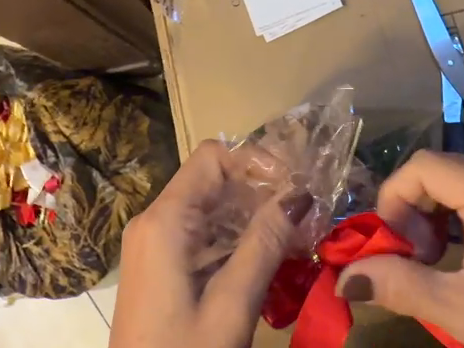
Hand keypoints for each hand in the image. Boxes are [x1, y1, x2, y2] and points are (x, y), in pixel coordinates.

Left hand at [110, 139, 310, 347]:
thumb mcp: (231, 306)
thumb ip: (264, 244)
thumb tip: (300, 192)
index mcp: (165, 220)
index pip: (213, 157)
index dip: (256, 162)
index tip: (296, 186)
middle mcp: (155, 222)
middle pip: (213, 181)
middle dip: (262, 192)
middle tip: (308, 214)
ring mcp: (156, 247)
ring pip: (211, 210)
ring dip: (254, 218)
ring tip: (300, 238)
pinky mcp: (161, 270)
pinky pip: (203, 238)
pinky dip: (237, 241)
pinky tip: (273, 262)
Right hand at [337, 151, 463, 347]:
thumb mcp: (462, 313)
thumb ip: (400, 285)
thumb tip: (344, 278)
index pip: (424, 166)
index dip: (395, 198)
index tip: (394, 246)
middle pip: (441, 167)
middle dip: (414, 207)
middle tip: (415, 256)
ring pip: (460, 175)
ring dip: (436, 209)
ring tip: (437, 257)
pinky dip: (461, 210)